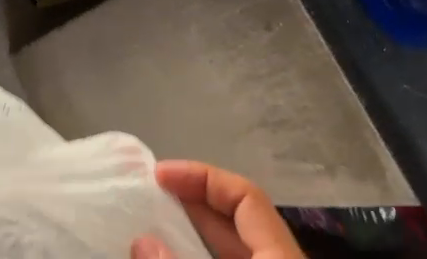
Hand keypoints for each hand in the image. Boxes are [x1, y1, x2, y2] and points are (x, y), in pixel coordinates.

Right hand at [132, 160, 305, 258]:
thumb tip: (142, 241)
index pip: (246, 195)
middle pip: (237, 220)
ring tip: (150, 222)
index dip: (200, 176)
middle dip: (190, 202)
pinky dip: (199, 254)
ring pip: (233, 248)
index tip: (157, 175)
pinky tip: (170, 253)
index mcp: (284, 256)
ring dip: (191, 232)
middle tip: (146, 194)